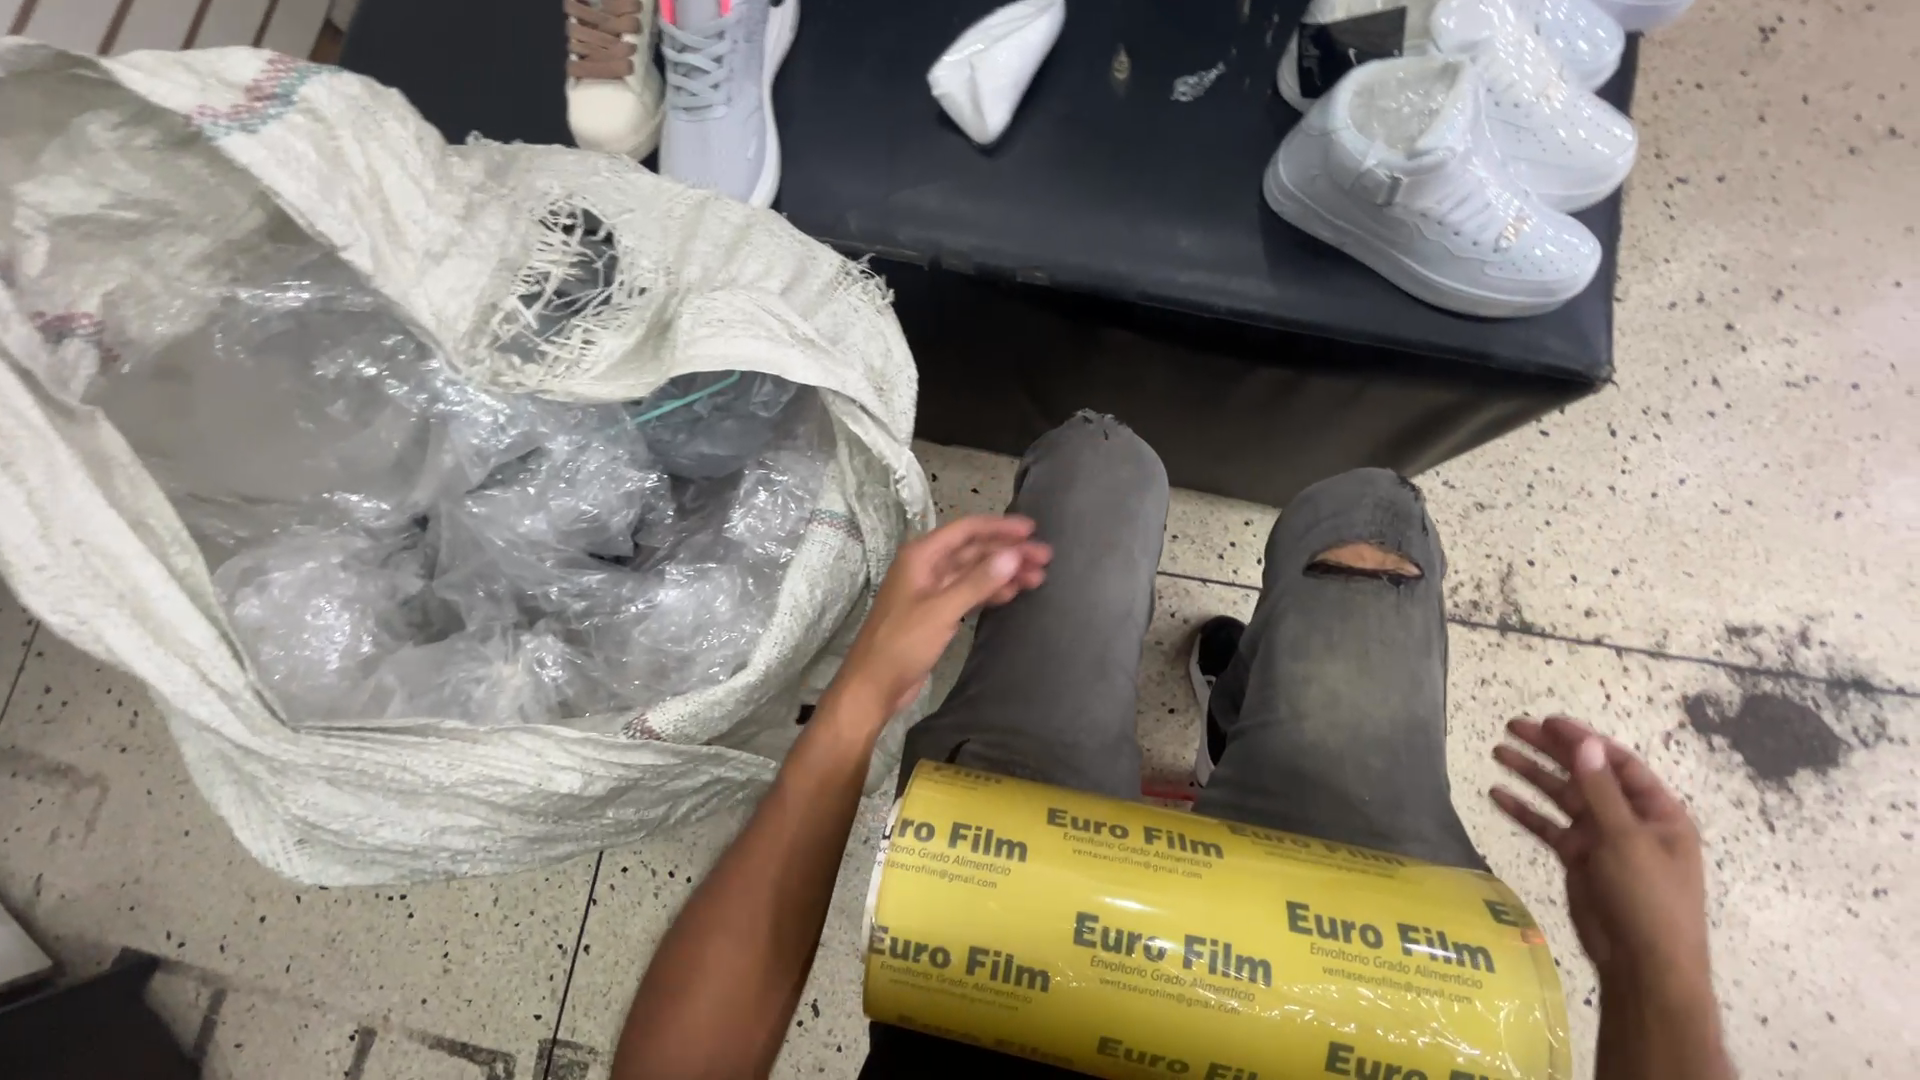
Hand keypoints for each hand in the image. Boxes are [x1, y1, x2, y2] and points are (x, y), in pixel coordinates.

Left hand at [831, 515, 1050, 718]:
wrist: (873, 685)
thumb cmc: (902, 644)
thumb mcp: (942, 610)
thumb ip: (977, 582)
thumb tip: (1012, 555)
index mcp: (921, 556)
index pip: (966, 530)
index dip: (1000, 527)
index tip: (1032, 530)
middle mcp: (926, 567)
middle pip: (974, 551)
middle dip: (1008, 552)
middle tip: (1045, 557)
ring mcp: (931, 590)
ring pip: (974, 573)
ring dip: (1003, 573)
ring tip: (1038, 577)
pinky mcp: (937, 612)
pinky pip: (969, 593)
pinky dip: (990, 592)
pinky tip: (1013, 593)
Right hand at [1490, 717, 1710, 994]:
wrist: (1642, 963)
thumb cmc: (1648, 898)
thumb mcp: (1625, 839)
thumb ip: (1601, 790)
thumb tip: (1587, 744)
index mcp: (1657, 813)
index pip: (1617, 763)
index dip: (1584, 740)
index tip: (1548, 721)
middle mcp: (1629, 820)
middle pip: (1584, 775)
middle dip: (1550, 750)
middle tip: (1512, 727)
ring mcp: (1602, 839)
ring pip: (1561, 797)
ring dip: (1531, 775)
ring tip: (1497, 752)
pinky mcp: (1578, 858)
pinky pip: (1547, 826)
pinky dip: (1523, 810)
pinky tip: (1496, 794)